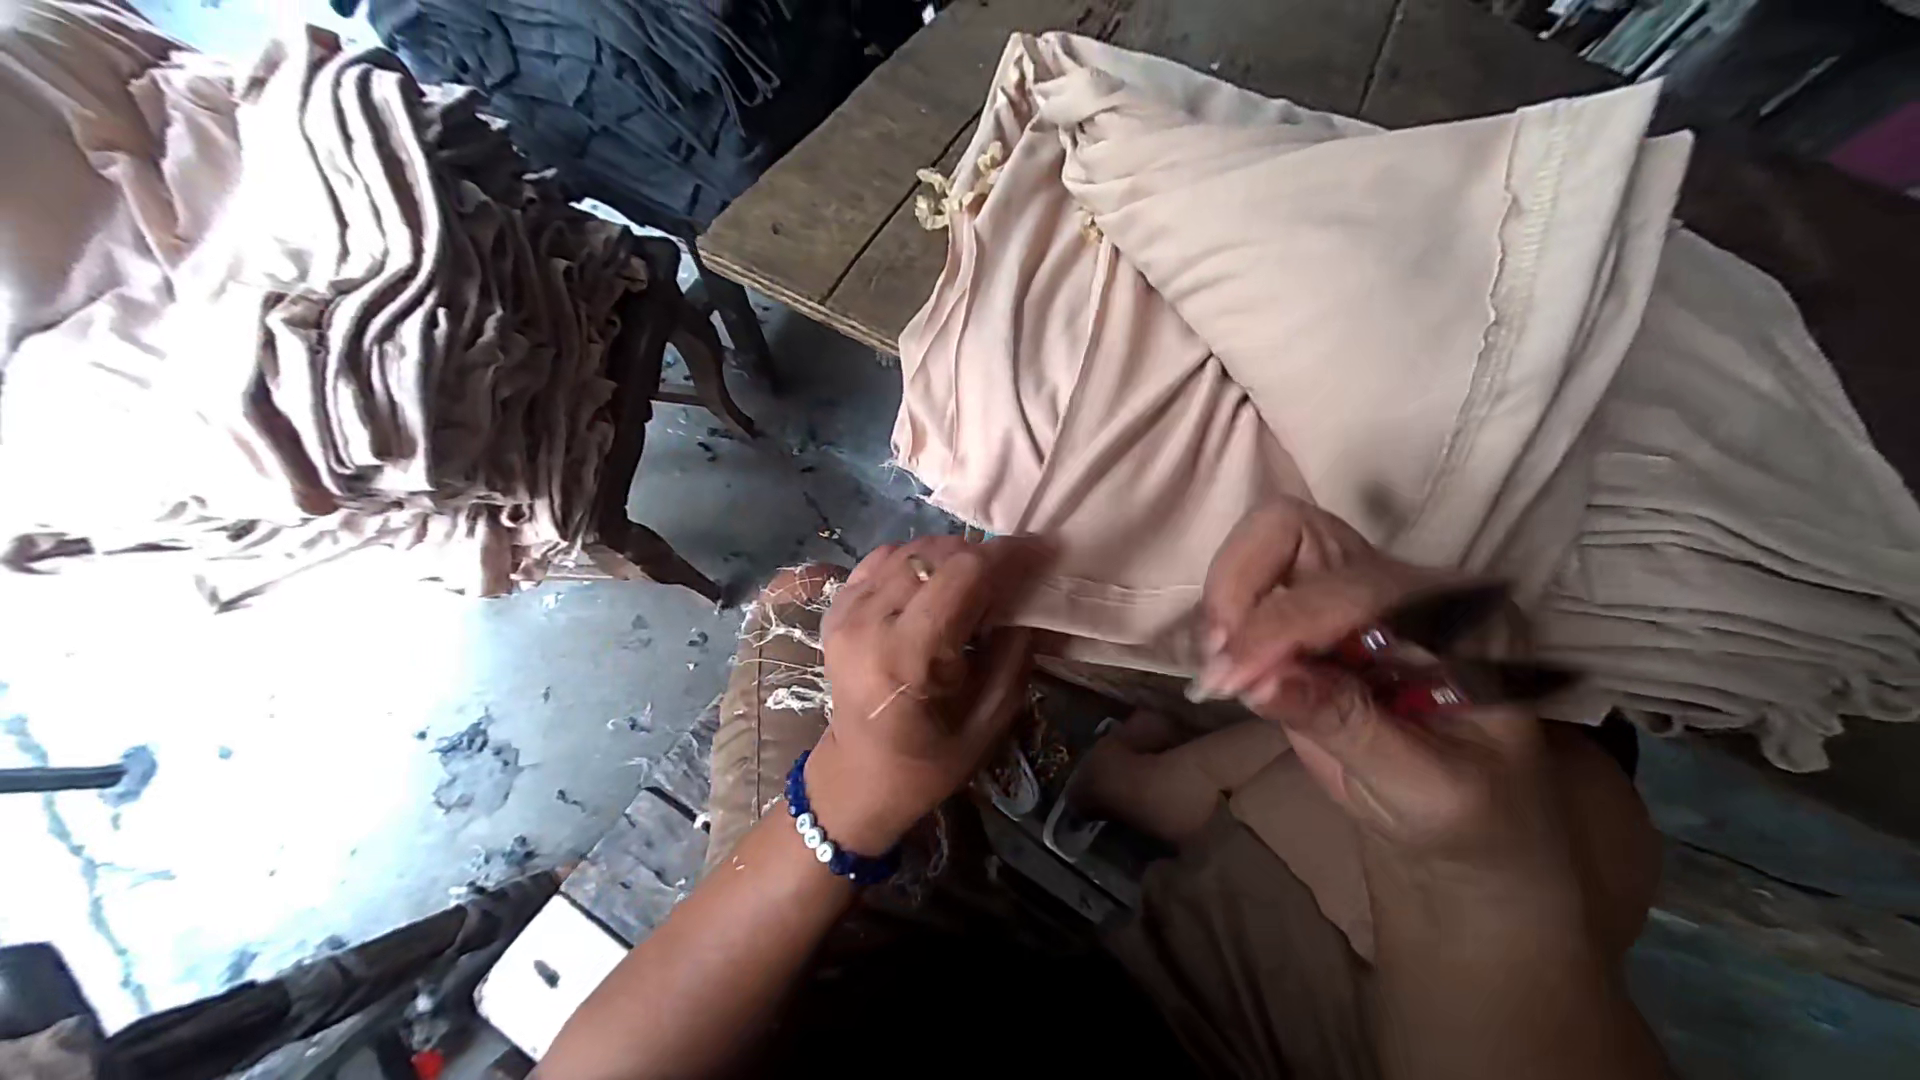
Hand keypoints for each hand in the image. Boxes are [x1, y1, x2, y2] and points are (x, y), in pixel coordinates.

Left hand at [807, 535, 1043, 853]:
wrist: (860, 773)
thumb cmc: (930, 760)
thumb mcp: (989, 717)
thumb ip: (1015, 651)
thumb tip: (1031, 595)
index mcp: (904, 655)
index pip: (962, 575)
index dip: (1008, 555)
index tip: (1043, 550)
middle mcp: (867, 621)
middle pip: (937, 553)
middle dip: (983, 556)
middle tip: (1012, 579)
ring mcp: (845, 610)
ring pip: (911, 550)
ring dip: (952, 557)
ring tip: (976, 585)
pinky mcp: (837, 607)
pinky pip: (884, 559)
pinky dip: (917, 562)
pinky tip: (935, 587)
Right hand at [1201, 499, 1570, 875]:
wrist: (1467, 819)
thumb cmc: (1469, 809)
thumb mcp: (1423, 785)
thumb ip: (1344, 724)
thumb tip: (1255, 682)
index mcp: (1453, 619)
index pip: (1349, 589)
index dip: (1280, 626)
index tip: (1230, 679)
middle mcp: (1400, 586)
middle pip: (1297, 528)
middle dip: (1239, 579)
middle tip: (1219, 651)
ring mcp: (1350, 591)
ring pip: (1265, 542)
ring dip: (1226, 595)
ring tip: (1219, 664)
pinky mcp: (1309, 610)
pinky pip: (1251, 581)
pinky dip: (1224, 614)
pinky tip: (1227, 663)